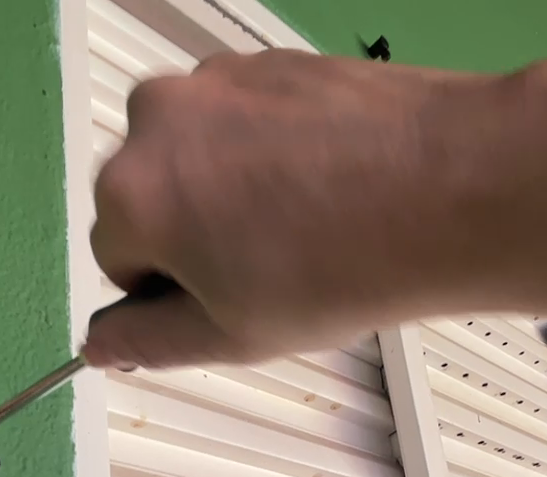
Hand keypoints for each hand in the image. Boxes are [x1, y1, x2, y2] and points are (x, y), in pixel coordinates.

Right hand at [84, 51, 504, 368]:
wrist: (448, 190)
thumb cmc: (339, 272)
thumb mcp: (232, 335)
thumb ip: (148, 342)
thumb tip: (99, 344)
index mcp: (134, 192)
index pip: (116, 260)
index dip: (171, 294)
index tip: (227, 301)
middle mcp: (158, 118)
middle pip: (151, 199)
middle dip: (194, 239)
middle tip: (271, 270)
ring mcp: (217, 79)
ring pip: (199, 160)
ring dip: (232, 197)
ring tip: (305, 230)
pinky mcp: (269, 62)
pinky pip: (245, 125)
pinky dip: (269, 158)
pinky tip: (324, 189)